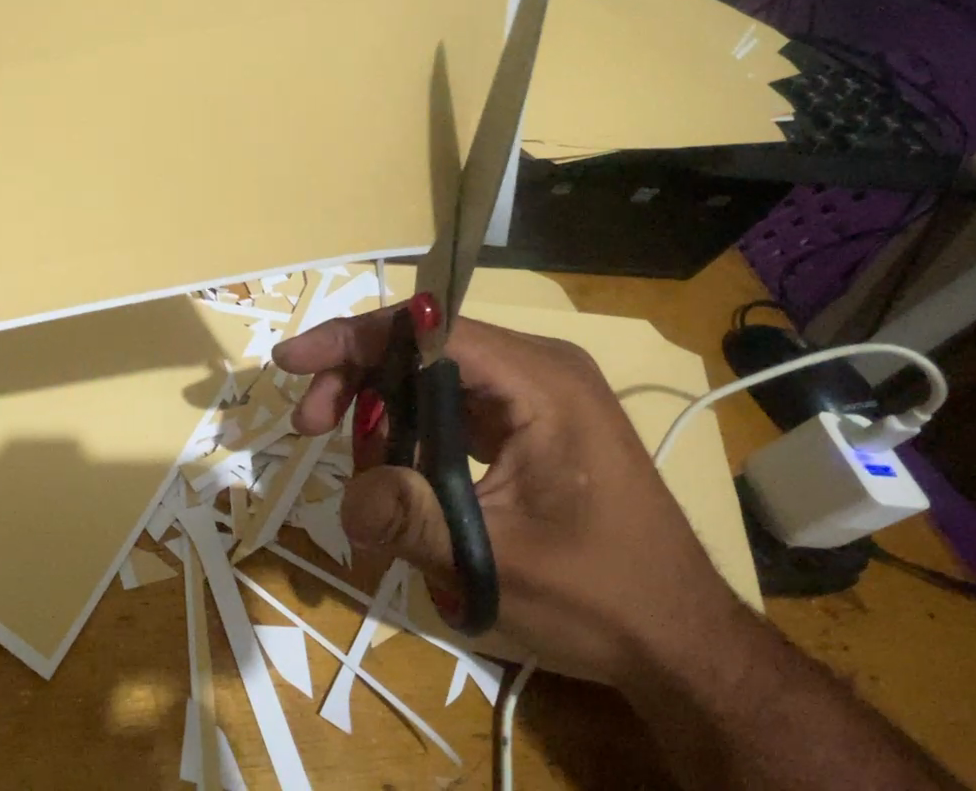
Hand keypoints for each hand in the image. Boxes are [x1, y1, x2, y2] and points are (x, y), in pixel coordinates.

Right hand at [272, 307, 739, 682]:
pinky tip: (390, 472)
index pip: (427, 331)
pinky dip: (409, 433)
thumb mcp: (495, 561)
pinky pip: (451, 411)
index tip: (293, 362)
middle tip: (311, 428)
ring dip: (380, 412)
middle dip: (358, 381)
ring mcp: (535, 398)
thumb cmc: (602, 596)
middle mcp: (537, 371)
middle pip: (422, 349)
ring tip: (356, 470)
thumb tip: (343, 496)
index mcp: (539, 381)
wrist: (681, 643)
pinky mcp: (528, 428)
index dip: (353, 338)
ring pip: (431, 380)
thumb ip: (409, 519)